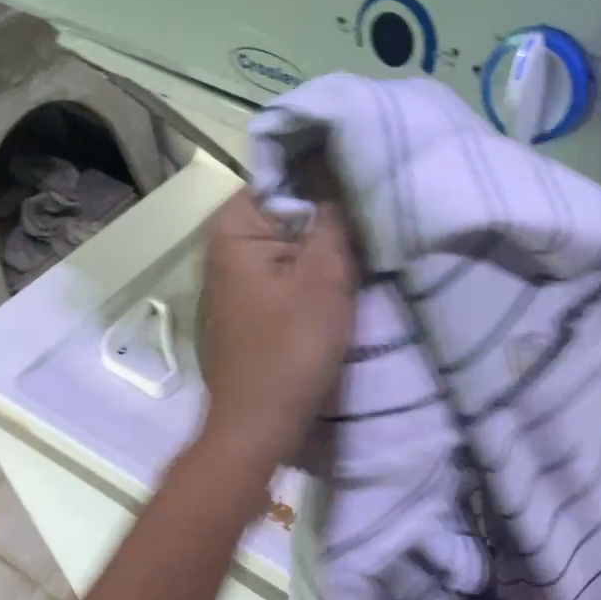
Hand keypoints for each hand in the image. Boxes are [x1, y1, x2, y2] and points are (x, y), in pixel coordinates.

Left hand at [196, 190, 356, 468]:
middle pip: (289, 210)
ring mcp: (237, 281)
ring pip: (292, 246)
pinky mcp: (251, 310)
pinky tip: (343, 285)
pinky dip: (313, 277)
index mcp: (234, 228)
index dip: (326, 175)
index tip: (367, 182)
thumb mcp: (325, 278)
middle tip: (374, 221)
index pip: (284, 173)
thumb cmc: (290, 350)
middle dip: (329, 216)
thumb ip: (334, 220)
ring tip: (366, 250)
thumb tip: (341, 174)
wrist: (259, 426)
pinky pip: (288, 277)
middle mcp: (227, 246)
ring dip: (325, 251)